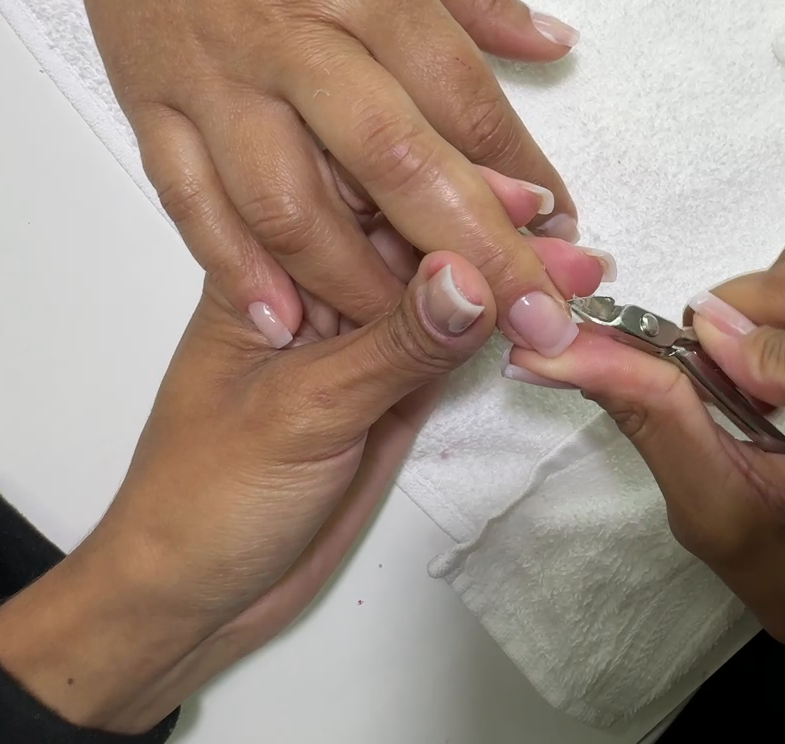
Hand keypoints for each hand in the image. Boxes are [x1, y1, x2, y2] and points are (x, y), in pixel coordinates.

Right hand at [0, 0, 588, 351]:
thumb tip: (558, 46)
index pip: (465, 101)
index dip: (522, 174)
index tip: (565, 233)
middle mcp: (296, 42)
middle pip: (397, 166)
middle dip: (474, 254)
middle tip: (533, 320)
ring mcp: (216, 81)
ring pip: (291, 206)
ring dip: (360, 283)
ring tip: (419, 335)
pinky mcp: (151, 105)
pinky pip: (190, 202)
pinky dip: (236, 270)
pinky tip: (286, 324)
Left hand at [0, 180, 600, 731]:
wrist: (201, 595)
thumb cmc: (213, 494)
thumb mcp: (304, 408)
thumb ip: (394, 343)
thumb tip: (478, 275)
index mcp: (274, 261)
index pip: (366, 198)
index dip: (447, 189)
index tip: (525, 202)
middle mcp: (324, 280)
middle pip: (421, 238)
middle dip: (498, 238)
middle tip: (576, 253)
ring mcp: (365, 329)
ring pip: (448, 287)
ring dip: (512, 282)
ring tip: (583, 280)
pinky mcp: (397, 375)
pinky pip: (457, 338)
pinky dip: (502, 327)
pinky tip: (546, 314)